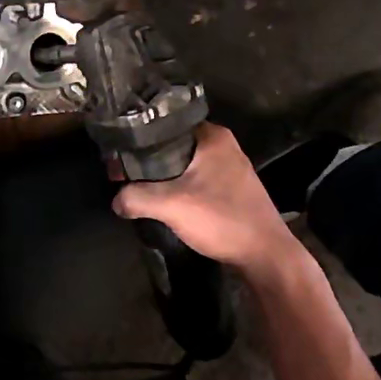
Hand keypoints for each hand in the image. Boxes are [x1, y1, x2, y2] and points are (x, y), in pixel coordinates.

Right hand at [112, 124, 300, 274]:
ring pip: (183, 164)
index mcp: (211, 136)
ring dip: (162, 177)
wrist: (264, 254)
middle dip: (147, 160)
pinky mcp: (230, 189)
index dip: (138, 140)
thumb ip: (136, 198)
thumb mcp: (172, 206)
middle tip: (123, 175)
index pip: (164, 125)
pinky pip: (195, 180)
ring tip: (137, 189)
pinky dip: (178, 188)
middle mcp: (222, 145)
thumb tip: (116, 200)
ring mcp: (229, 167)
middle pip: (172, 145)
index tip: (117, 157)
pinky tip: (164, 202)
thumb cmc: (221, 219)